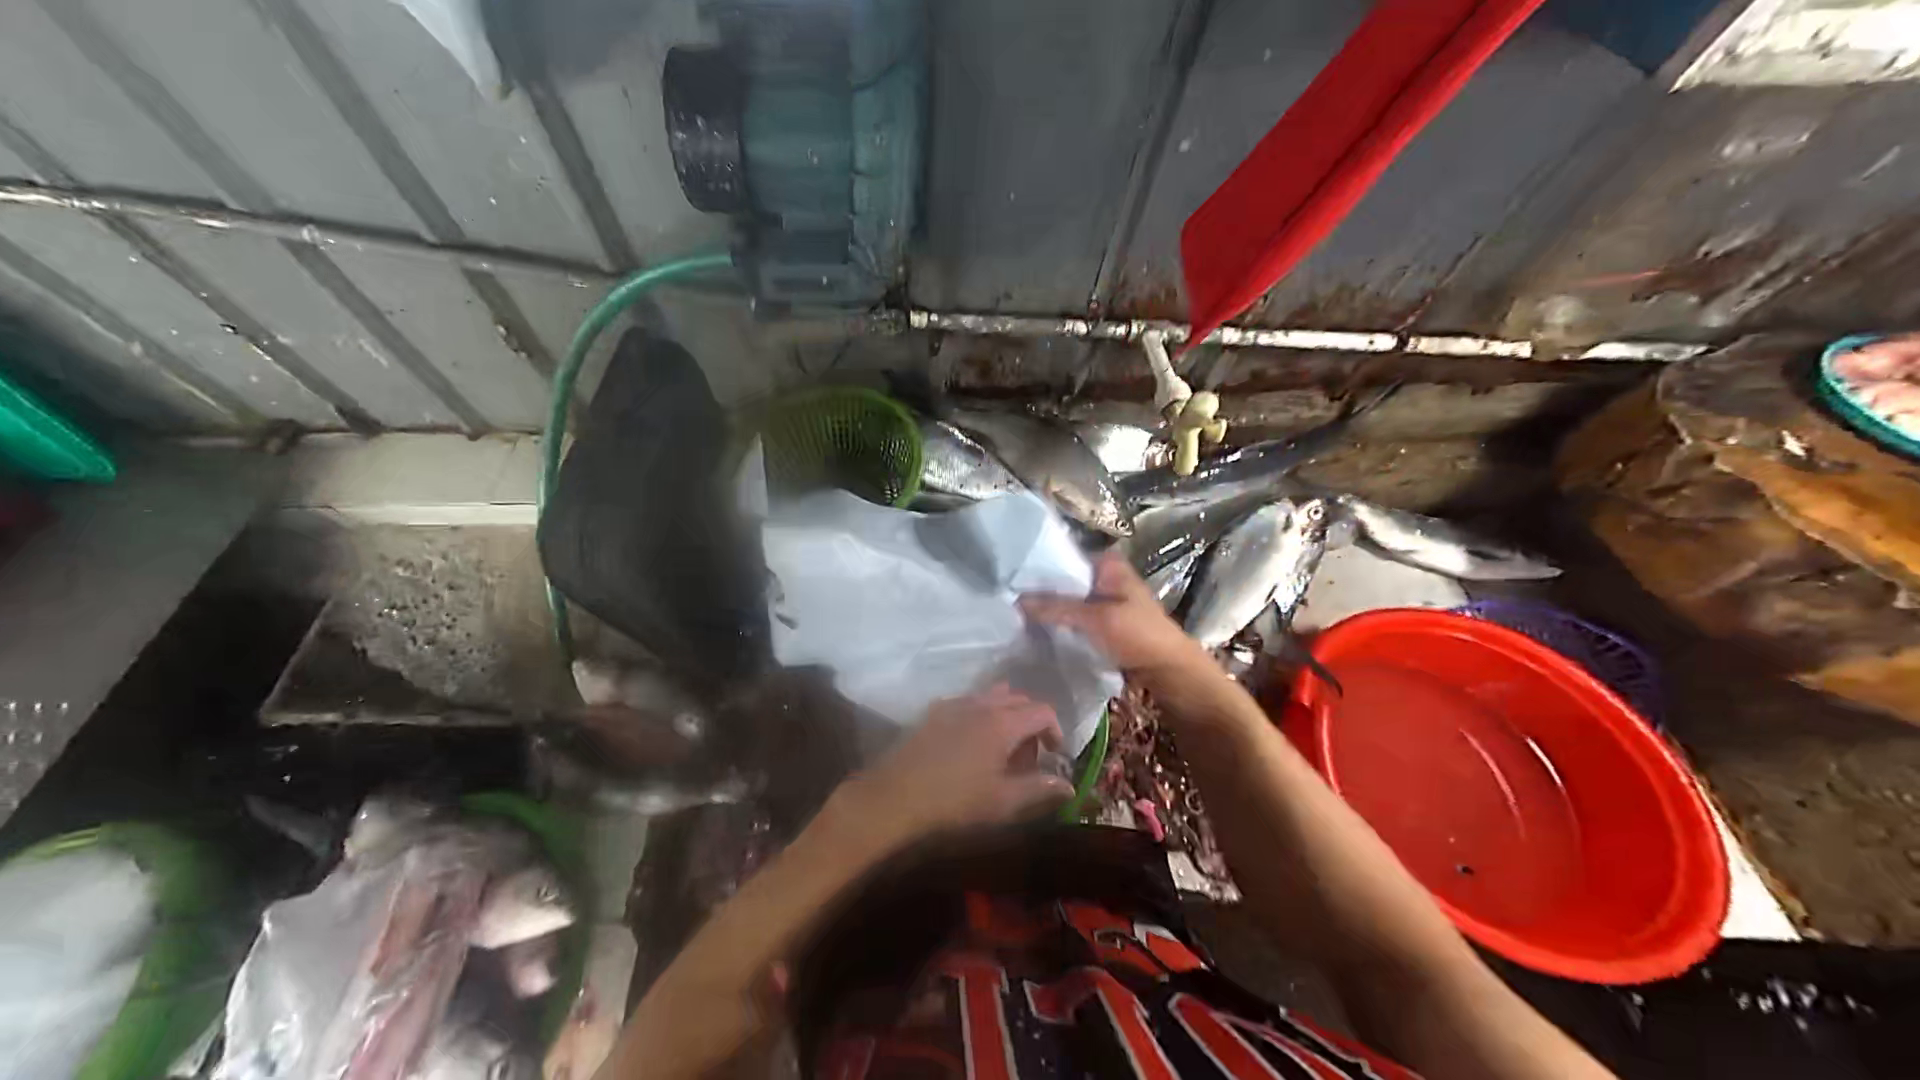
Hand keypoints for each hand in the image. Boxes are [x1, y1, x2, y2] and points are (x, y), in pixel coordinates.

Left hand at [834, 685, 1073, 851]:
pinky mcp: (934, 712)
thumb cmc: (954, 802)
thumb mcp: (1003, 802)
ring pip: (992, 697)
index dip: (1055, 731)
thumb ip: (1039, 790)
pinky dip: (982, 714)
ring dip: (1007, 715)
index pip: (1042, 711)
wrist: (895, 797)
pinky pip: (969, 702)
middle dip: (1032, 722)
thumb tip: (1069, 786)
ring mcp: (954, 704)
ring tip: (1003, 748)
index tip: (1054, 756)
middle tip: (1029, 757)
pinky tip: (972, 745)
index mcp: (1003, 722)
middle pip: (1019, 699)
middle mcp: (981, 704)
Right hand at [1019, 551, 1210, 678]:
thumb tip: (1016, 600)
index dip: (1038, 568)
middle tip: (1008, 597)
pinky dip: (1060, 622)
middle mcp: (1105, 576)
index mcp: (1108, 563)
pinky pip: (1074, 617)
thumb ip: (1056, 607)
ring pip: (1068, 600)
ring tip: (1016, 612)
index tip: (1010, 579)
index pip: (1064, 557)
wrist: (1170, 671)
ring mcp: (1104, 599)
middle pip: (1064, 580)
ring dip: (1049, 609)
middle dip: (1041, 590)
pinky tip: (1037, 627)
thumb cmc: (1139, 636)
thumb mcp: (1096, 619)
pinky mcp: (1102, 622)